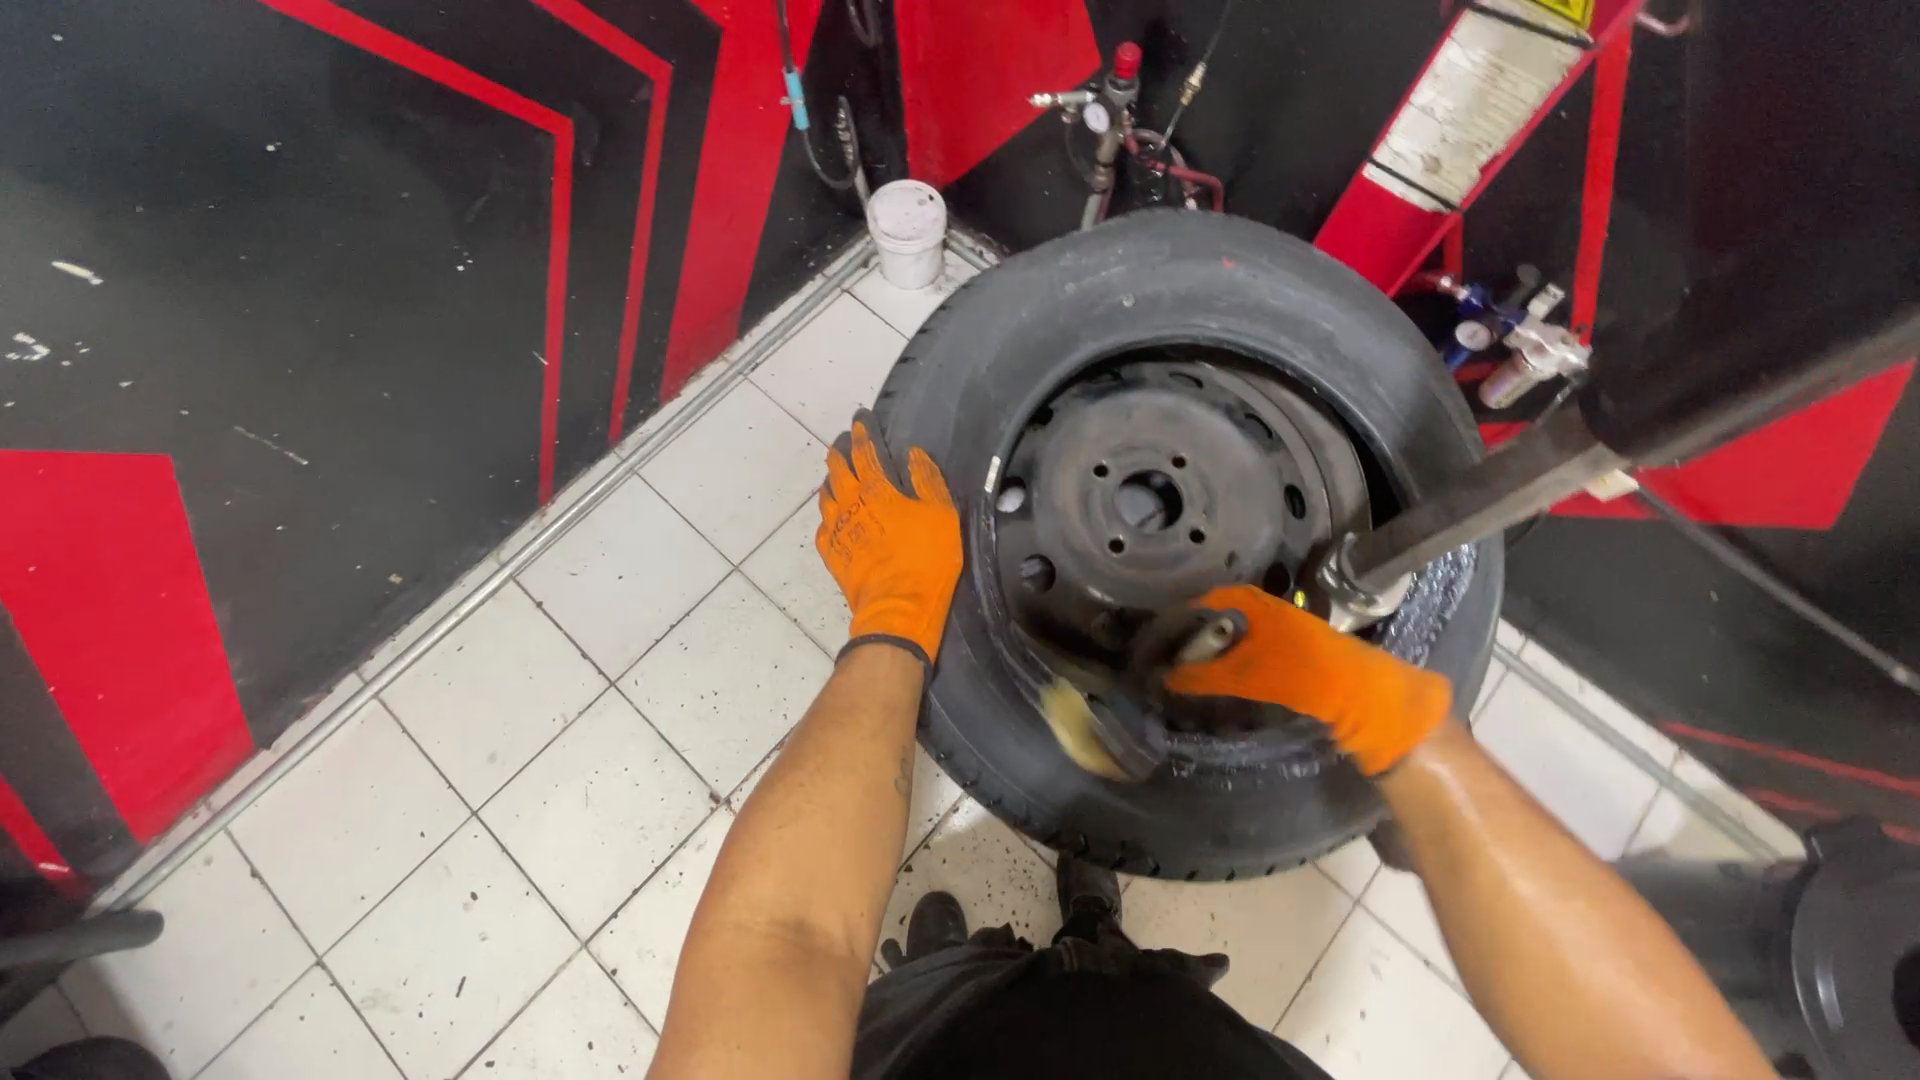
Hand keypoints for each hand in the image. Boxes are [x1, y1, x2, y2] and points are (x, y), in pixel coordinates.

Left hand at [816, 409, 963, 664]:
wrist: (898, 607)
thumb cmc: (927, 559)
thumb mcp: (942, 515)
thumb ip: (927, 480)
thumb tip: (914, 454)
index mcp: (877, 489)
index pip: (865, 451)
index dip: (862, 432)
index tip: (860, 418)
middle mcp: (850, 503)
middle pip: (837, 469)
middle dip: (839, 451)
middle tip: (841, 441)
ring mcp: (837, 530)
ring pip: (825, 495)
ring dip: (830, 480)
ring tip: (834, 475)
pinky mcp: (832, 554)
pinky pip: (823, 527)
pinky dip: (826, 515)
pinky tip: (831, 516)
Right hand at [1165, 584, 1451, 773]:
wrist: (1366, 698)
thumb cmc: (1302, 676)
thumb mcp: (1244, 676)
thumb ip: (1201, 676)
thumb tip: (1163, 678)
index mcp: (1251, 601)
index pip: (1199, 603)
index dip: (1176, 622)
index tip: (1155, 644)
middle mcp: (1264, 608)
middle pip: (1215, 620)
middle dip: (1191, 640)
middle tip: (1165, 662)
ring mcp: (1280, 630)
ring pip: (1232, 638)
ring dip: (1210, 656)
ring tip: (1186, 676)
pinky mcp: (1291, 653)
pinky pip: (1247, 653)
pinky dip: (1229, 665)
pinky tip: (1220, 684)